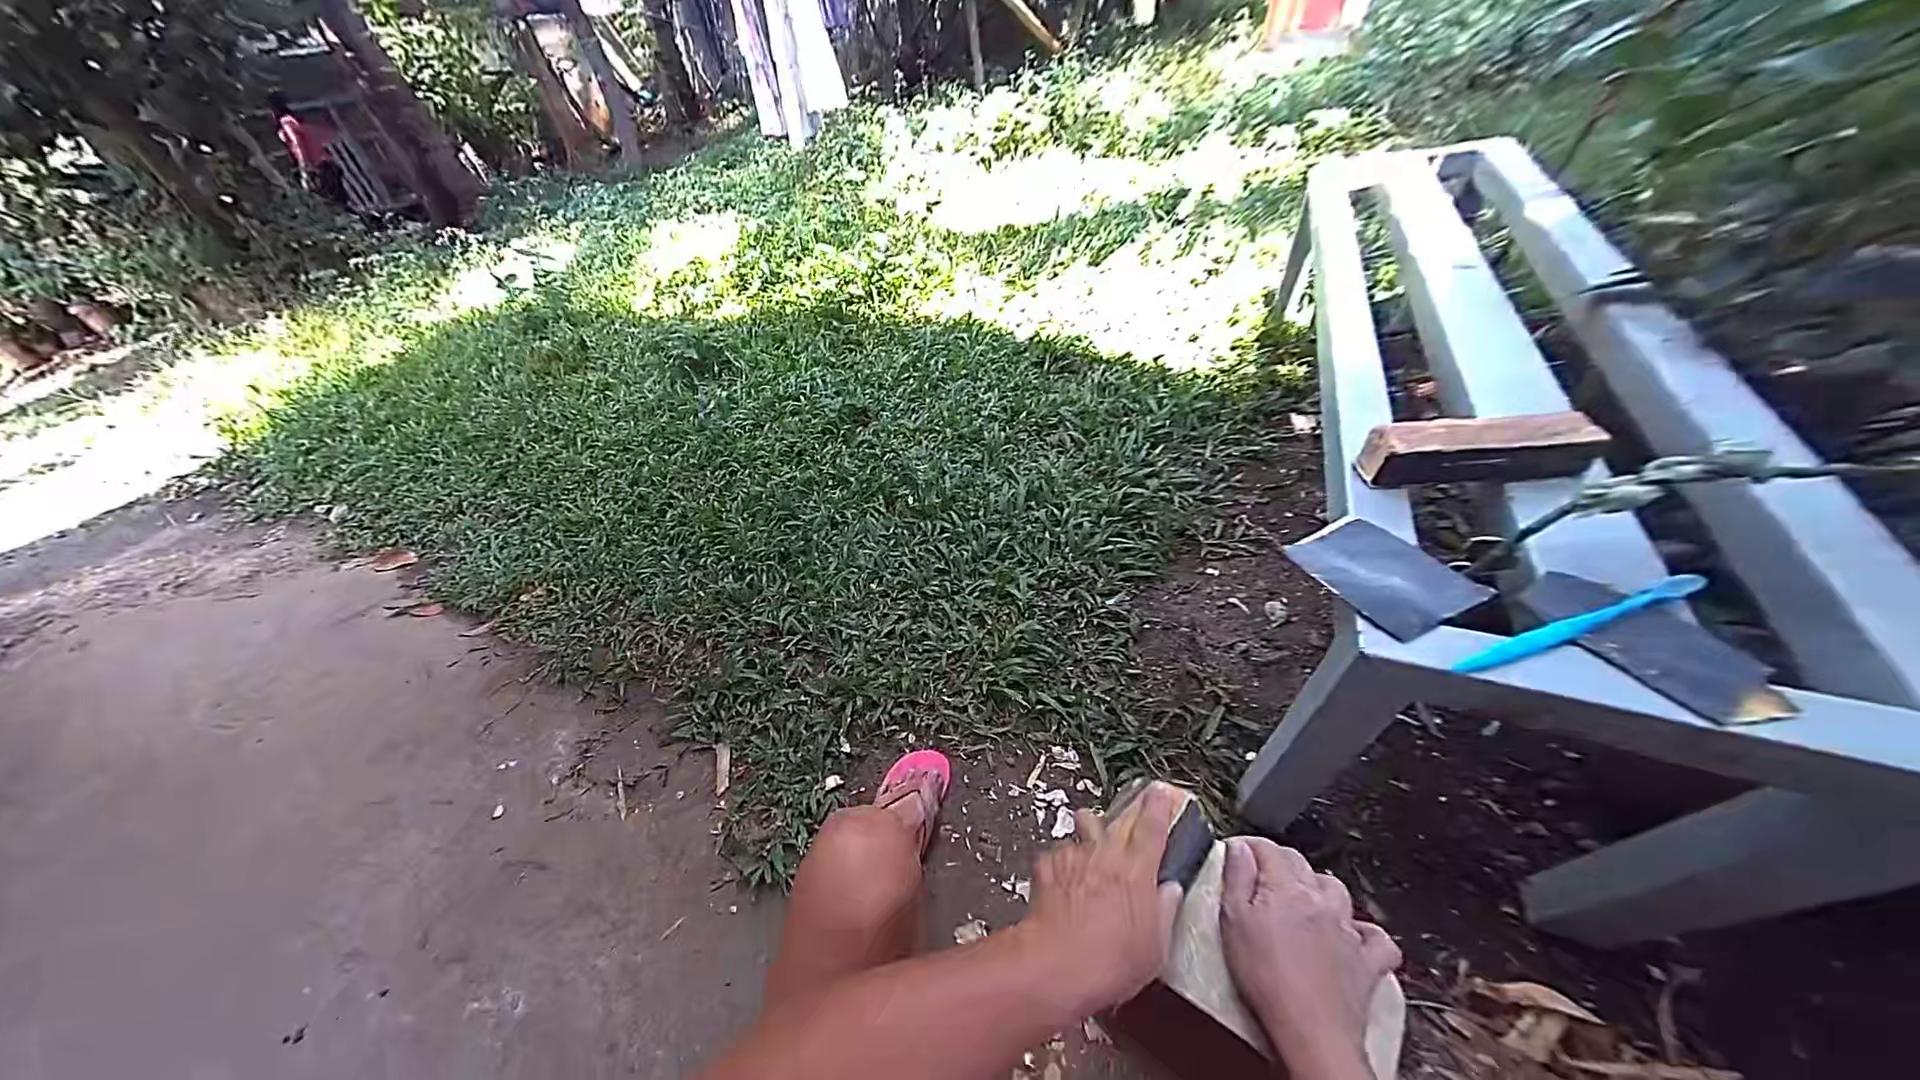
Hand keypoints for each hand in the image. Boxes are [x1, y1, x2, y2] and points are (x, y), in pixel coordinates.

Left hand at [1015, 780, 1185, 1012]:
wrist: (1058, 963)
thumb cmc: (1111, 962)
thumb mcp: (1155, 947)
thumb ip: (1164, 911)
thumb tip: (1170, 892)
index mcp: (1137, 870)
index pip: (1152, 827)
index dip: (1158, 806)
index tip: (1160, 791)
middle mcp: (1106, 853)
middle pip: (1119, 819)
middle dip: (1128, 810)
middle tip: (1134, 807)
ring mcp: (1074, 855)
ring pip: (1085, 826)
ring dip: (1091, 828)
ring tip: (1094, 842)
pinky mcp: (1048, 863)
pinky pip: (1060, 852)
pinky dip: (1064, 860)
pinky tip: (1065, 880)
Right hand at [1220, 838, 1399, 1079]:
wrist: (1310, 1032)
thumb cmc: (1268, 981)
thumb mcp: (1234, 921)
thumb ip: (1236, 877)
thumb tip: (1238, 848)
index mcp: (1287, 889)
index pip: (1269, 849)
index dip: (1250, 845)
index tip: (1238, 850)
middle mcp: (1321, 902)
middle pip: (1301, 863)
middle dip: (1278, 860)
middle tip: (1259, 872)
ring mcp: (1347, 931)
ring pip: (1335, 890)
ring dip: (1317, 886)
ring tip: (1300, 898)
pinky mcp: (1367, 962)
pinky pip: (1376, 938)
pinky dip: (1364, 931)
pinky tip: (1351, 934)